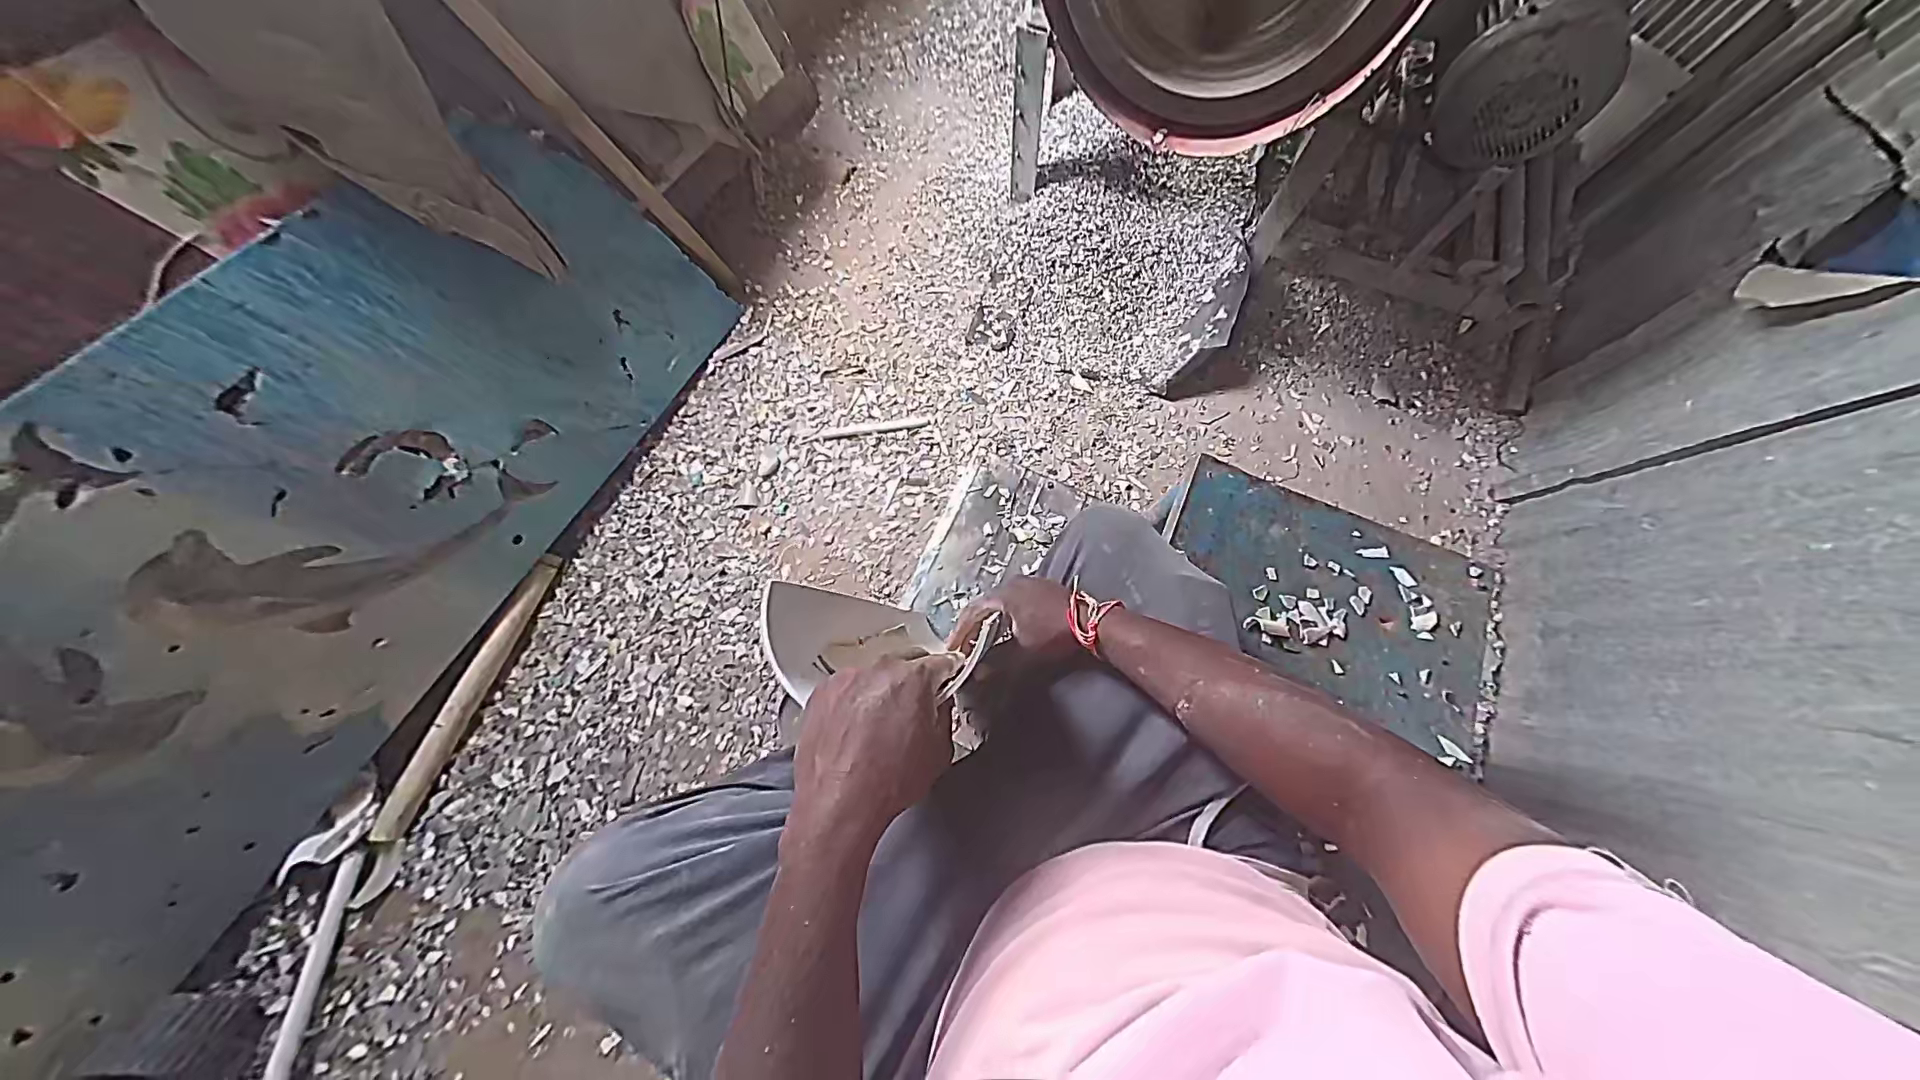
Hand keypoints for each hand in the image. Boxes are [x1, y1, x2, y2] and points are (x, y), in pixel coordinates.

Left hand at [790, 652, 961, 841]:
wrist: (838, 805)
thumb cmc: (884, 783)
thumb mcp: (939, 752)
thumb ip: (944, 715)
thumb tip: (940, 706)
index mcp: (913, 679)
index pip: (941, 662)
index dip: (948, 675)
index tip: (946, 683)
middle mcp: (878, 671)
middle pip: (905, 664)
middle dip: (913, 683)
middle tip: (912, 713)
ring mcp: (847, 680)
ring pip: (874, 675)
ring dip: (881, 691)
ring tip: (879, 729)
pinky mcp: (823, 693)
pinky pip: (848, 688)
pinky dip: (854, 702)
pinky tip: (856, 731)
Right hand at [947, 576, 1080, 678]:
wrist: (1093, 623)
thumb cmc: (1055, 636)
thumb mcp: (1023, 654)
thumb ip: (998, 664)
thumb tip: (977, 676)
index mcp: (1003, 595)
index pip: (972, 612)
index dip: (961, 632)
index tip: (953, 648)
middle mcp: (1013, 584)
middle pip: (984, 606)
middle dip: (973, 627)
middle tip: (964, 645)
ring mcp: (1030, 584)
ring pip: (1000, 604)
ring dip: (989, 622)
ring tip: (981, 640)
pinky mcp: (1043, 589)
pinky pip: (1015, 602)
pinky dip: (1005, 617)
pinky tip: (1006, 630)